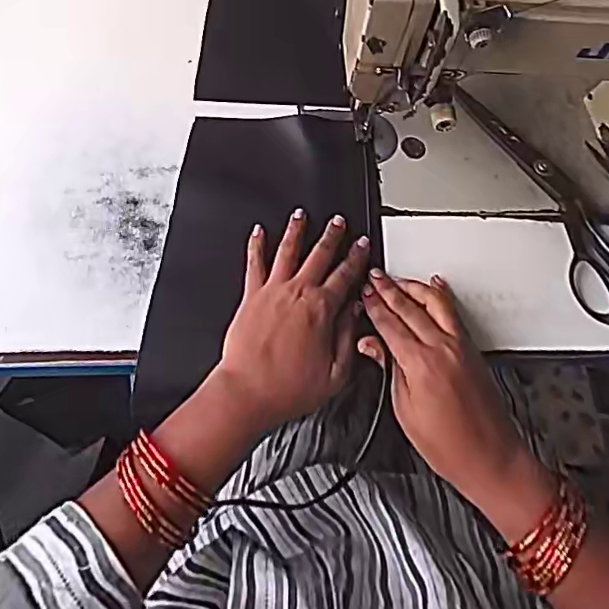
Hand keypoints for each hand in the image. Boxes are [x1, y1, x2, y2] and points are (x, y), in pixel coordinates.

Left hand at [212, 211, 369, 432]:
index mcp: (322, 309)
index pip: (346, 274)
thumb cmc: (287, 388)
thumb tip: (355, 313)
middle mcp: (298, 293)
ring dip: (297, 230)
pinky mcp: (251, 296)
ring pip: (288, 250)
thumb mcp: (335, 373)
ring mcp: (273, 291)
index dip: (356, 256)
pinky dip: (256, 245)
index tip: (361, 245)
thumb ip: (348, 338)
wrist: (246, 393)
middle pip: (320, 254)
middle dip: (332, 235)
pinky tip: (258, 232)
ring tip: (302, 214)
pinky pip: (254, 263)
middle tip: (338, 222)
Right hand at [359, 273, 553, 518]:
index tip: (365, 293)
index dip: (375, 306)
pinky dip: (441, 295)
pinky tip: (436, 286)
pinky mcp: (471, 347)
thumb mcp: (405, 410)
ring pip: (434, 301)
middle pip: (409, 307)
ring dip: (413, 287)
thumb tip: (373, 346)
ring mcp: (459, 345)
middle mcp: (442, 348)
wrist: (490, 456)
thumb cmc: (450, 445)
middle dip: (389, 289)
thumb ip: (389, 369)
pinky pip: (452, 311)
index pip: (390, 324)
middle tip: (376, 278)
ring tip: (398, 279)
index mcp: (420, 364)